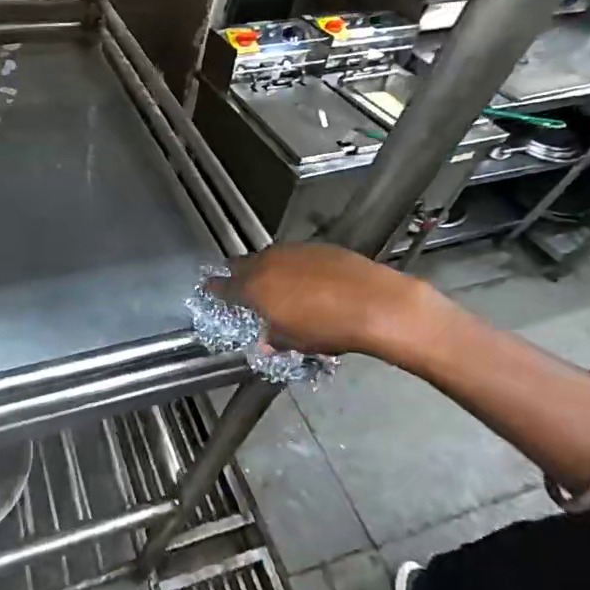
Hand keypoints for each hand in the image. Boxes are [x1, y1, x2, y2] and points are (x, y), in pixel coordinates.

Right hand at [224, 242, 452, 360]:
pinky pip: (296, 255)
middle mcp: (265, 263)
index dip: (216, 289)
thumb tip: (266, 341)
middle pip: (241, 265)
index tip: (212, 290)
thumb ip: (275, 338)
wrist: (378, 303)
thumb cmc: (329, 329)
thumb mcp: (296, 343)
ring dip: (270, 270)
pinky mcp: (317, 246)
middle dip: (240, 275)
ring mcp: (291, 251)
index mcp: (253, 287)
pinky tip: (314, 282)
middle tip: (248, 289)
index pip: (223, 286)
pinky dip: (297, 267)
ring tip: (285, 288)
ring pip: (269, 258)